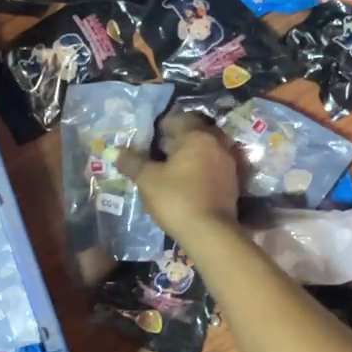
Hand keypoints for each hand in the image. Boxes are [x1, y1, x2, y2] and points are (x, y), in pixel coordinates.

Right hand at [118, 113, 239, 241]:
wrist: (211, 233)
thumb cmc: (176, 199)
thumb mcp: (147, 180)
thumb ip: (132, 162)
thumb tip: (118, 152)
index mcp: (196, 136)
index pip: (178, 119)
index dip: (160, 127)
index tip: (148, 140)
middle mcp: (217, 143)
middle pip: (194, 132)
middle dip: (177, 139)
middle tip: (158, 153)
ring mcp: (228, 163)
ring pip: (206, 149)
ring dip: (190, 154)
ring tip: (171, 169)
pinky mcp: (233, 182)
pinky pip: (213, 166)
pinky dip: (200, 168)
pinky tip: (187, 182)